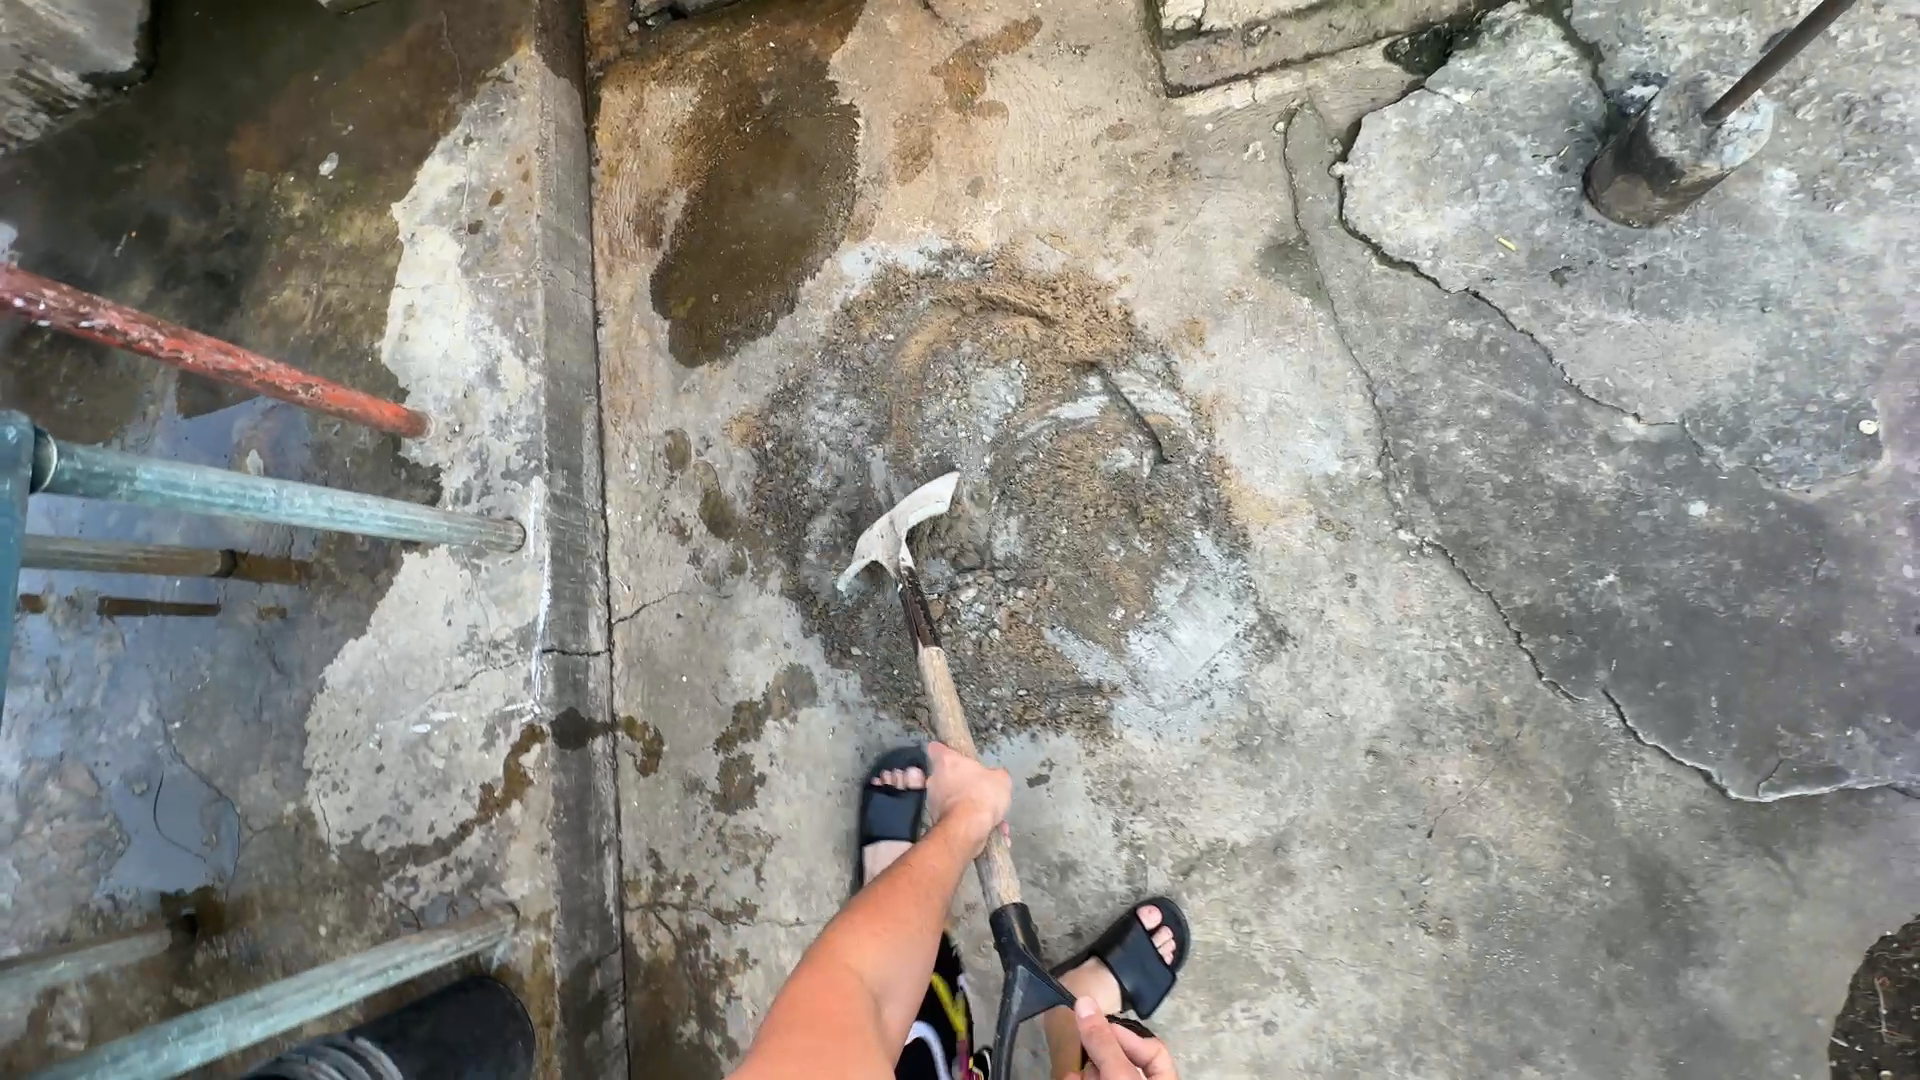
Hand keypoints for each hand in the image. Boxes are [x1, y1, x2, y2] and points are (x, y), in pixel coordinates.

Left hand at [923, 741, 1010, 853]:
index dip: (944, 750)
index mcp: (946, 762)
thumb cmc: (982, 794)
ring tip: (993, 819)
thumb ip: (995, 775)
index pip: (935, 748)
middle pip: (946, 777)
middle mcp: (934, 780)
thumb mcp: (1001, 779)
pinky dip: (972, 825)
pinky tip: (991, 832)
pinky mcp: (937, 822)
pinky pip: (957, 820)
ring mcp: (933, 803)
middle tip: (981, 793)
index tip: (953, 755)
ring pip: (954, 802)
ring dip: (971, 809)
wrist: (968, 828)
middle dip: (963, 786)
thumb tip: (994, 779)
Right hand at [1066, 997, 1178, 1079]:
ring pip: (1101, 1072)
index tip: (1097, 1026)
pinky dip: (1076, 1078)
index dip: (1125, 1035)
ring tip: (1071, 1069)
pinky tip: (1068, 1077)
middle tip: (1081, 1044)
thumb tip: (1084, 1002)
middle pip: (1120, 1059)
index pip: (1152, 1049)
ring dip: (1083, 1067)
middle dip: (1096, 1051)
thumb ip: (1105, 1043)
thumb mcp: (1121, 1077)